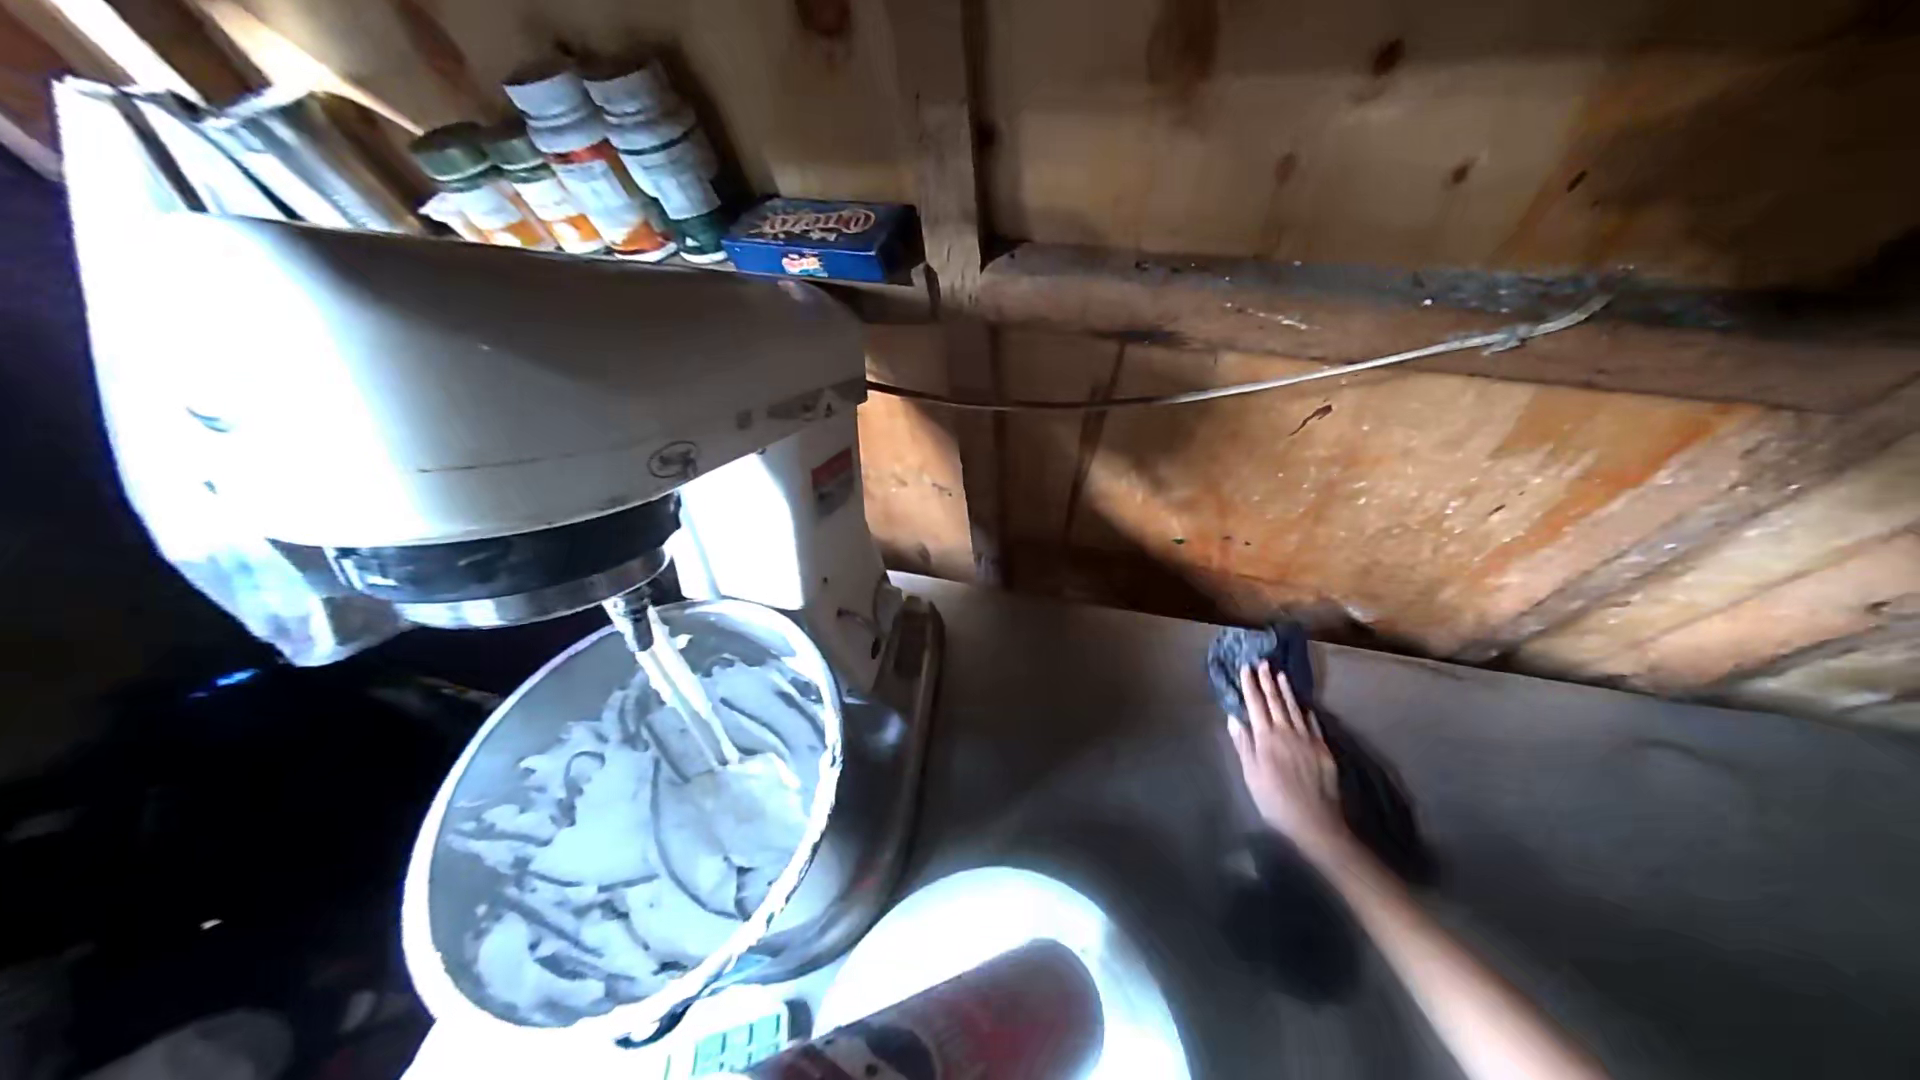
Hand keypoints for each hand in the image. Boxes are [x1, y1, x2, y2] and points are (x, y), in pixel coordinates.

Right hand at [1229, 662, 1349, 857]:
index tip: (1245, 668)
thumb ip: (1244, 745)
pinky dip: (1306, 711)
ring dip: (1286, 690)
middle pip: (1275, 701)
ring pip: (1295, 708)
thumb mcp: (1251, 774)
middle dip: (1267, 681)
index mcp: (1266, 738)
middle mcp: (1287, 732)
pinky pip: (1313, 723)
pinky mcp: (1323, 749)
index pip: (1255, 704)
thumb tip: (1234, 718)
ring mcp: (1308, 739)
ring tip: (1280, 674)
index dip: (1249, 685)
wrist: (1316, 822)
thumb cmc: (1274, 801)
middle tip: (1262, 662)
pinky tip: (1304, 706)